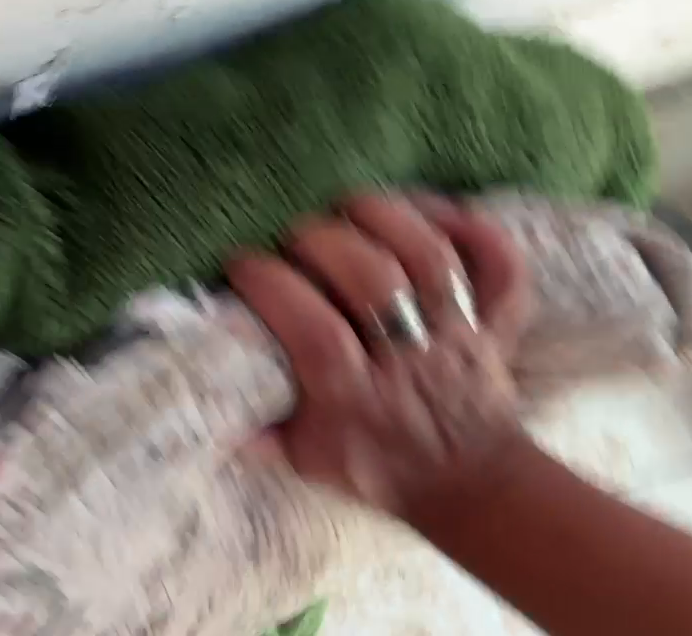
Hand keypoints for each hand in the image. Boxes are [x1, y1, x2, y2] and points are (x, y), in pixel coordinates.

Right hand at [227, 194, 536, 524]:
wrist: (471, 486)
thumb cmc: (372, 460)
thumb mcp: (302, 457)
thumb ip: (252, 425)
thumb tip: (193, 380)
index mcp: (355, 396)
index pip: (316, 332)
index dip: (270, 286)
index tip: (238, 264)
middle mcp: (407, 360)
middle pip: (375, 282)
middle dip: (321, 241)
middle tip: (289, 236)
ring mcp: (457, 336)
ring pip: (432, 259)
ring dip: (386, 218)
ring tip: (345, 206)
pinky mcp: (491, 322)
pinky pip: (499, 268)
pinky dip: (473, 228)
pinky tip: (429, 207)